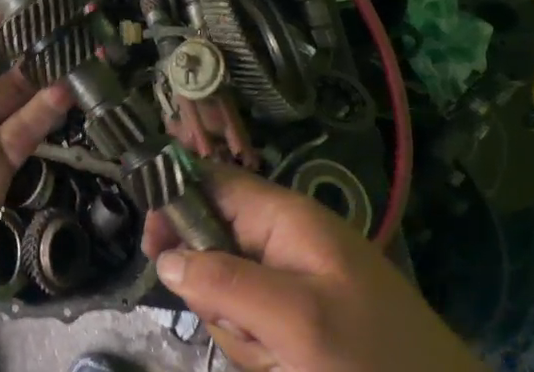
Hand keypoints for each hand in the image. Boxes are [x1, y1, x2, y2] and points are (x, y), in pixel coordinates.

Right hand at [145, 167, 481, 371]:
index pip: (209, 180)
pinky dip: (258, 349)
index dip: (172, 202)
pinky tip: (285, 366)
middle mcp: (286, 240)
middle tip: (249, 329)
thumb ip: (225, 283)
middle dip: (215, 292)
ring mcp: (295, 282)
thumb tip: (165, 258)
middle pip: (209, 243)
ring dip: (239, 330)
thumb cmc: (378, 360)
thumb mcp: (298, 321)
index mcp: (287, 217)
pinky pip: (252, 322)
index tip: (156, 250)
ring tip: (278, 359)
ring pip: (225, 291)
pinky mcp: (302, 319)